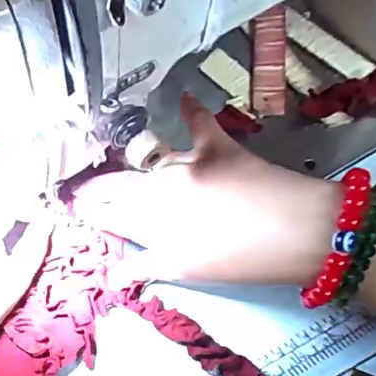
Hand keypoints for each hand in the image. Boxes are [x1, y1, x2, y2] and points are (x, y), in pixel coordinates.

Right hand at [73, 95, 338, 285]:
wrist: (301, 230)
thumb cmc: (244, 260)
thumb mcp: (189, 270)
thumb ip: (146, 267)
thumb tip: (114, 275)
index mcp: (154, 219)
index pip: (110, 213)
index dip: (90, 211)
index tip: (75, 210)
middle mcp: (163, 186)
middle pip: (122, 184)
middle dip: (100, 189)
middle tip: (84, 192)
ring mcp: (191, 163)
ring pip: (151, 160)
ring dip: (133, 164)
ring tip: (119, 165)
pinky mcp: (219, 148)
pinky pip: (198, 124)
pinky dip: (189, 112)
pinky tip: (182, 100)